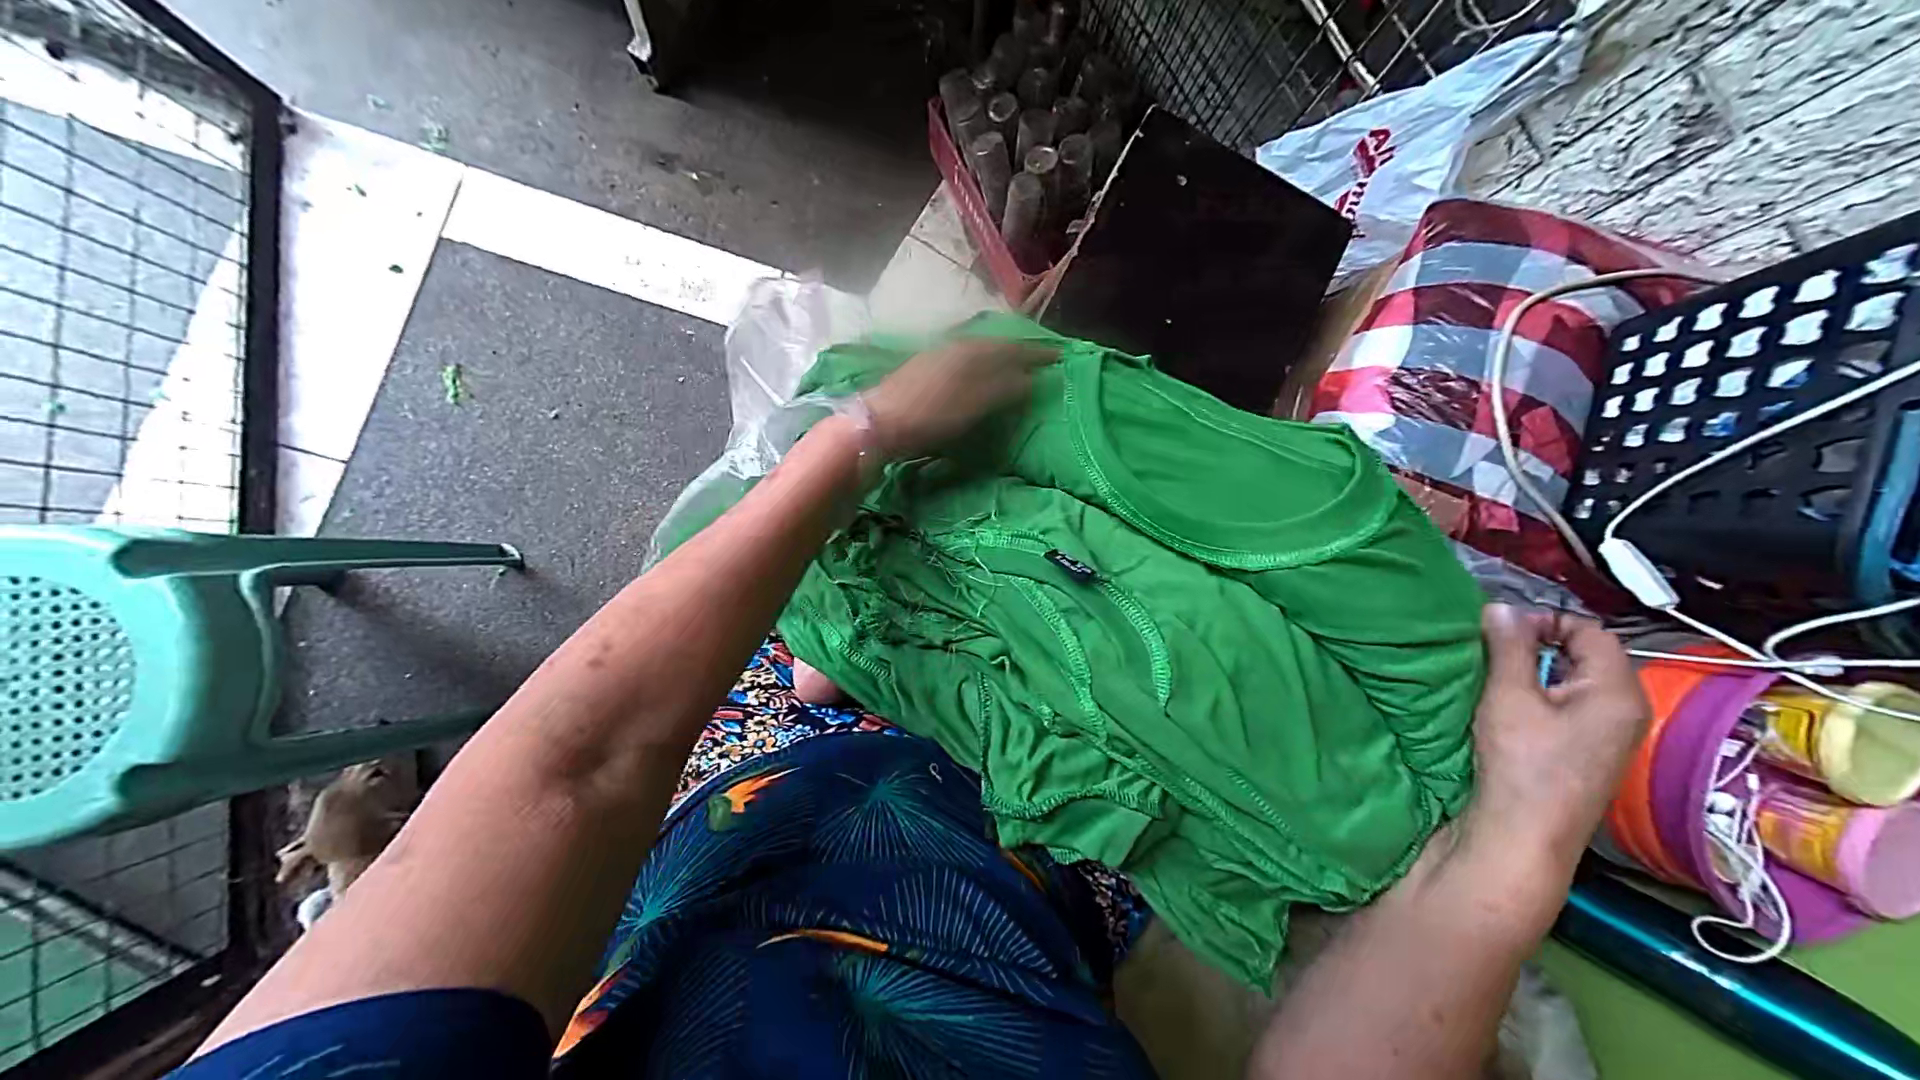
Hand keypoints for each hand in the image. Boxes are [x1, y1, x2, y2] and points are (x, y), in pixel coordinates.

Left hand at [861, 340, 1058, 458]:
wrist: (880, 421)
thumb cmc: (931, 414)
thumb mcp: (975, 404)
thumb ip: (1005, 388)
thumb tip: (1031, 378)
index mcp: (974, 349)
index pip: (1015, 347)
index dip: (1038, 353)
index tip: (1061, 357)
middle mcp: (957, 345)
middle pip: (998, 346)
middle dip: (1021, 353)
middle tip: (1042, 362)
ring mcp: (939, 355)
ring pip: (981, 352)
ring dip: (1001, 359)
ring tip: (1017, 369)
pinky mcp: (926, 368)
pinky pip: (966, 361)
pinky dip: (983, 366)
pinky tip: (983, 377)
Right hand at [1458, 604, 1649, 885]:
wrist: (1525, 831)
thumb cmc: (1523, 761)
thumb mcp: (1509, 696)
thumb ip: (1508, 646)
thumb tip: (1501, 607)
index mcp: (1618, 691)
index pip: (1592, 631)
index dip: (1546, 620)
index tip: (1500, 630)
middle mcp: (1625, 710)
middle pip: (1584, 656)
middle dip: (1536, 646)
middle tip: (1490, 652)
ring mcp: (1609, 734)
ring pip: (1571, 682)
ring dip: (1532, 673)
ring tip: (1493, 678)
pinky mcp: (1587, 751)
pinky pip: (1566, 707)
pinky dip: (1535, 697)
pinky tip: (1504, 707)